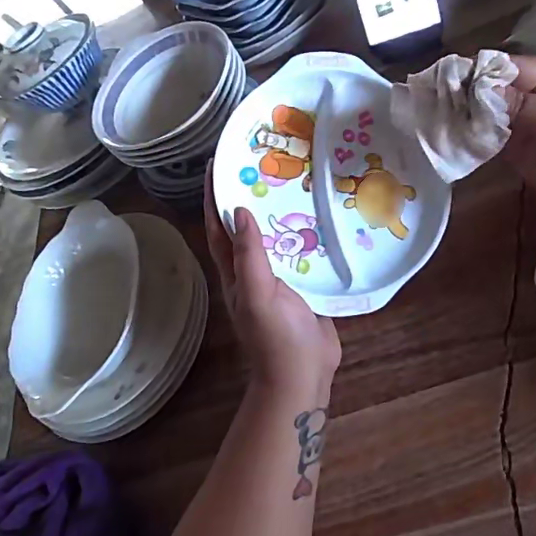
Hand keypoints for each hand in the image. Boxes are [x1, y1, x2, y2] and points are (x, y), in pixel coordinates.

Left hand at [205, 172, 340, 397]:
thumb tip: (240, 211)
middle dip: (248, 195)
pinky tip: (320, 214)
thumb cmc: (275, 337)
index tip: (218, 165)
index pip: (218, 226)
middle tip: (262, 162)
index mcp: (235, 270)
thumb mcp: (257, 294)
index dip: (215, 197)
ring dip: (277, 210)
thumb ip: (249, 255)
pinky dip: (305, 232)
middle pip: (245, 226)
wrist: (304, 374)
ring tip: (293, 178)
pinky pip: (301, 250)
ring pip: (274, 236)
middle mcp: (253, 270)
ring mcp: (279, 277)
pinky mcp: (304, 283)